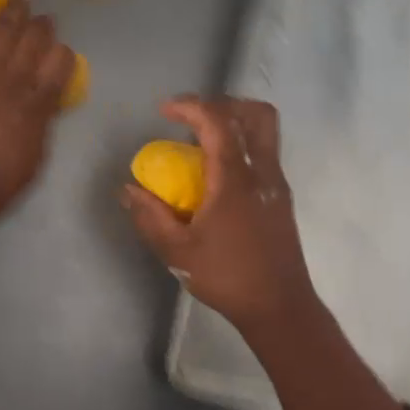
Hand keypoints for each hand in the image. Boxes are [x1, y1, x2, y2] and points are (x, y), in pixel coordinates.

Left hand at [0, 0, 74, 262]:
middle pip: (34, 43)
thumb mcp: (35, 157)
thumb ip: (42, 124)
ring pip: (1, 33)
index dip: (64, 55)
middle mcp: (14, 84)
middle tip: (44, 18)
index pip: (61, 67)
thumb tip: (45, 103)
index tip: (62, 50)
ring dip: (12, 11)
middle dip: (42, 27)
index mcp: (38, 107)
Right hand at [128, 95, 402, 409]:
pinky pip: (263, 153)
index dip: (191, 106)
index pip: (218, 122)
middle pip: (255, 114)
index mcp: (235, 179)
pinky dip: (240, 147)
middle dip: (221, 104)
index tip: (164, 110)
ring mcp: (276, 184)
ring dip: (233, 124)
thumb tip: (129, 190)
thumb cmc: (227, 277)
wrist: (279, 305)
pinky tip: (215, 175)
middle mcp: (262, 172)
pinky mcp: (280, 198)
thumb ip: (150, 216)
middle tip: (191, 119)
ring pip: (264, 132)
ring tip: (200, 144)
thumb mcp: (177, 252)